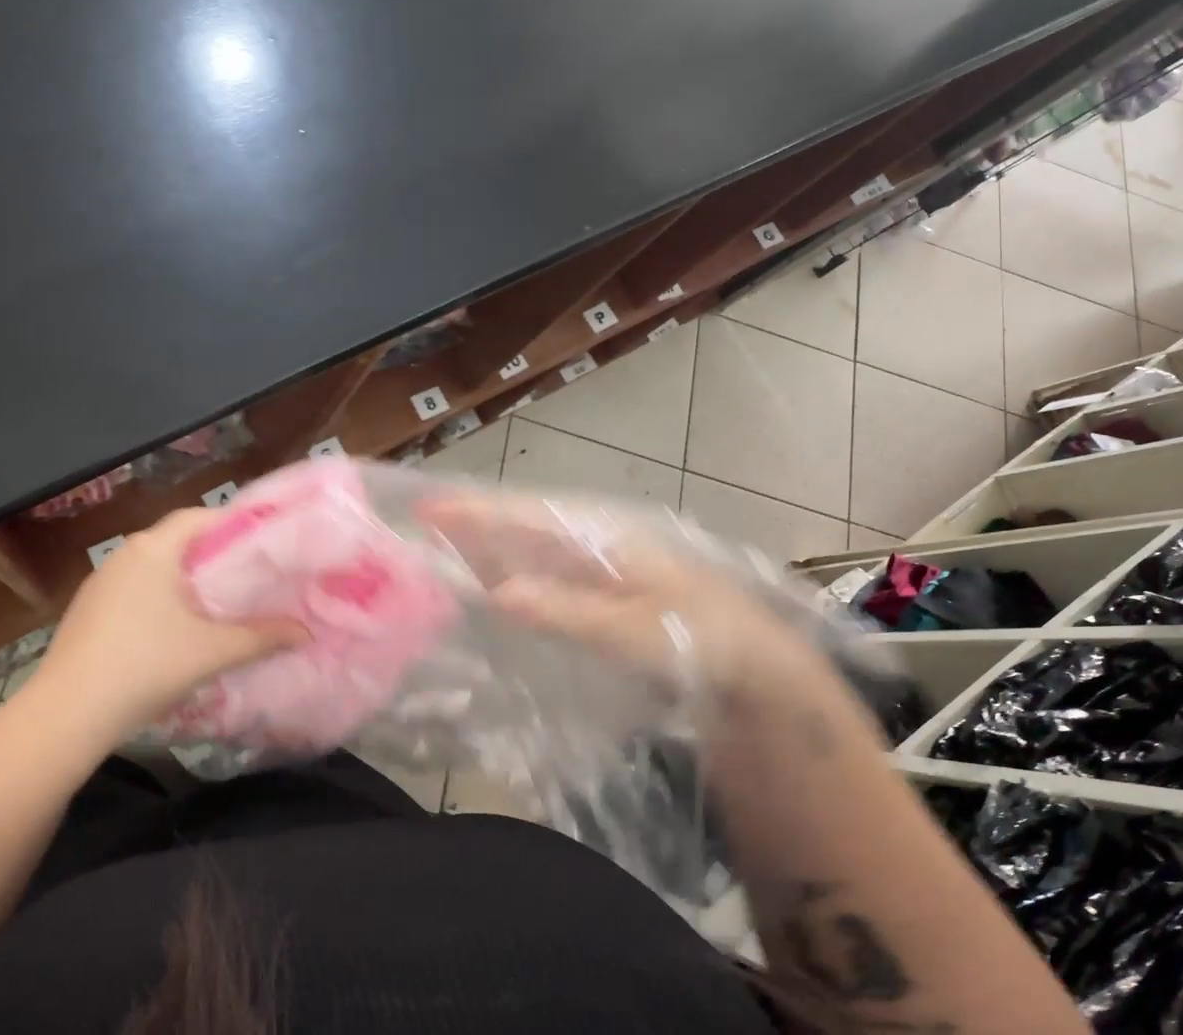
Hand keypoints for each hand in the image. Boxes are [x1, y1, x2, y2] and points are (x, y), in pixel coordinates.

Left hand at [25, 508, 305, 735]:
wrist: (70, 711)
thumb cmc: (146, 665)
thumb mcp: (212, 651)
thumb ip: (262, 637)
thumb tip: (305, 631)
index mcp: (153, 549)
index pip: (198, 517)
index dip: (234, 524)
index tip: (265, 542)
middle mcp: (123, 555)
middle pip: (176, 543)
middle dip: (214, 557)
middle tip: (251, 577)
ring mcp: (100, 583)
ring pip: (153, 570)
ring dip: (185, 582)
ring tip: (220, 605)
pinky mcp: (87, 611)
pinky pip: (133, 593)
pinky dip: (160, 602)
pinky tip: (175, 632)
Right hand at [416, 495, 835, 700]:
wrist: (760, 674)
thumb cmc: (701, 642)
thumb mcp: (635, 630)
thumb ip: (566, 611)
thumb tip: (496, 592)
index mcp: (605, 539)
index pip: (529, 517)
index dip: (478, 512)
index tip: (429, 508)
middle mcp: (597, 546)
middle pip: (524, 528)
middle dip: (474, 525)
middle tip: (422, 527)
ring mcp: (600, 571)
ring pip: (531, 552)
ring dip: (487, 551)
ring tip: (441, 551)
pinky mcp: (602, 598)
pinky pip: (544, 578)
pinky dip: (509, 578)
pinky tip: (489, 588)